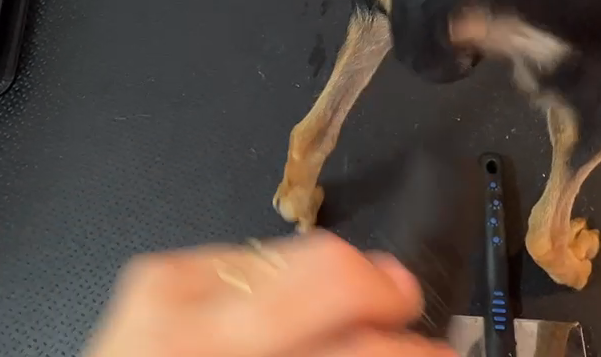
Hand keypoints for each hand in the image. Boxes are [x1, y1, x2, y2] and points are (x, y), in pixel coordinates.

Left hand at [84, 231, 454, 356]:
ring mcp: (172, 292)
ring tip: (369, 297)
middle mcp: (198, 330)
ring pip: (295, 253)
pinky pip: (252, 257)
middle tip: (412, 306)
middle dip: (384, 290)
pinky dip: (286, 278)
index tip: (440, 350)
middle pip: (326, 273)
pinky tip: (300, 300)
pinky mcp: (160, 274)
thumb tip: (391, 346)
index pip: (351, 347)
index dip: (408, 346)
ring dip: (338, 279)